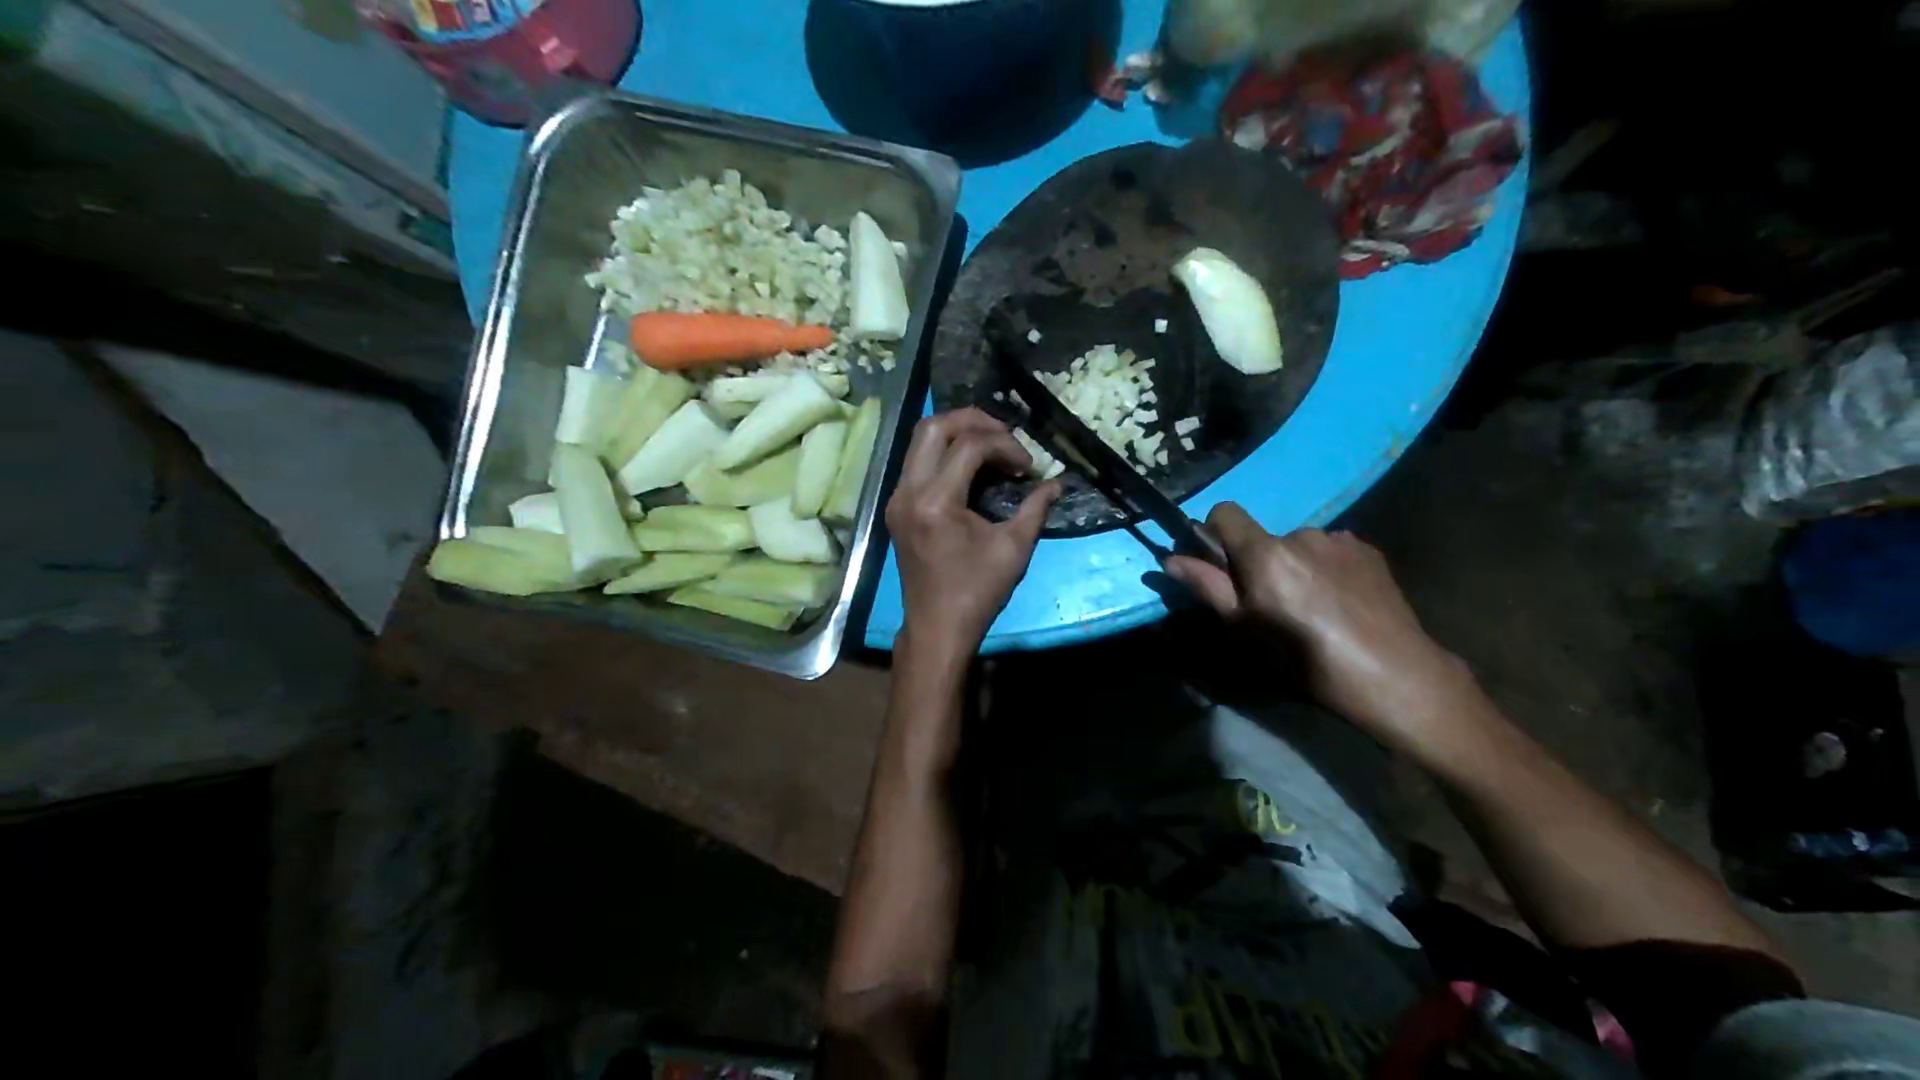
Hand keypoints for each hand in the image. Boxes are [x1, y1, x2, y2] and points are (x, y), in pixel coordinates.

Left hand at [886, 408, 1061, 658]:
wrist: (937, 627)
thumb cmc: (977, 592)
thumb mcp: (1014, 548)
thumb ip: (1035, 507)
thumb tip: (1057, 483)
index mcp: (936, 502)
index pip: (969, 446)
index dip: (1005, 445)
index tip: (1027, 467)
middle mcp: (908, 491)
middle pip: (933, 426)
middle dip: (974, 421)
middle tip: (1006, 435)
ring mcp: (897, 498)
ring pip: (920, 439)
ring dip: (957, 433)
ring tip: (992, 446)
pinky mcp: (898, 506)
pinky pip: (917, 462)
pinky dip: (944, 453)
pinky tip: (972, 467)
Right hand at [1164, 503, 1486, 752]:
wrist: (1394, 674)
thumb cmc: (1305, 659)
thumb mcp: (1245, 629)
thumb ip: (1208, 587)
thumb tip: (1170, 559)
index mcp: (1266, 553)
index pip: (1226, 512)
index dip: (1215, 533)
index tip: (1222, 567)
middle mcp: (1302, 534)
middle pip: (1264, 536)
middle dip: (1260, 561)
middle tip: (1273, 605)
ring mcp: (1340, 540)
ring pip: (1299, 545)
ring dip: (1296, 565)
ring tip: (1313, 607)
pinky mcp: (1369, 550)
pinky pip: (1331, 550)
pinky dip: (1326, 568)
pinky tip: (1341, 601)